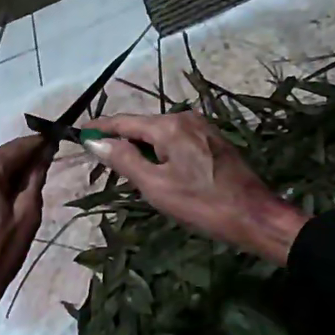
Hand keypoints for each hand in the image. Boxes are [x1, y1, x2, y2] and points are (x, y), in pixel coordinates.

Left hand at [0, 134, 47, 334]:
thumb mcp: (28, 215)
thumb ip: (36, 177)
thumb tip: (45, 152)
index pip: (20, 146)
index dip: (42, 146)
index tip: (60, 144)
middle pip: (2, 157)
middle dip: (22, 166)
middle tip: (42, 185)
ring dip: (5, 179)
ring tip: (21, 204)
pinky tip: (0, 211)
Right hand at [85, 111, 307, 264]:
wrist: (255, 216)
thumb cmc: (203, 204)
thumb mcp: (156, 186)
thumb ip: (124, 160)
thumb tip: (95, 142)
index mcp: (169, 126)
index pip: (124, 122)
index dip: (100, 128)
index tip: (79, 132)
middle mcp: (185, 118)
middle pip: (142, 126)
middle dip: (120, 141)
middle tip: (98, 160)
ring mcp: (202, 128)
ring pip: (159, 134)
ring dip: (141, 149)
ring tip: (123, 169)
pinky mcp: (212, 141)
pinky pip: (176, 140)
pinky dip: (159, 152)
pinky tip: (154, 169)